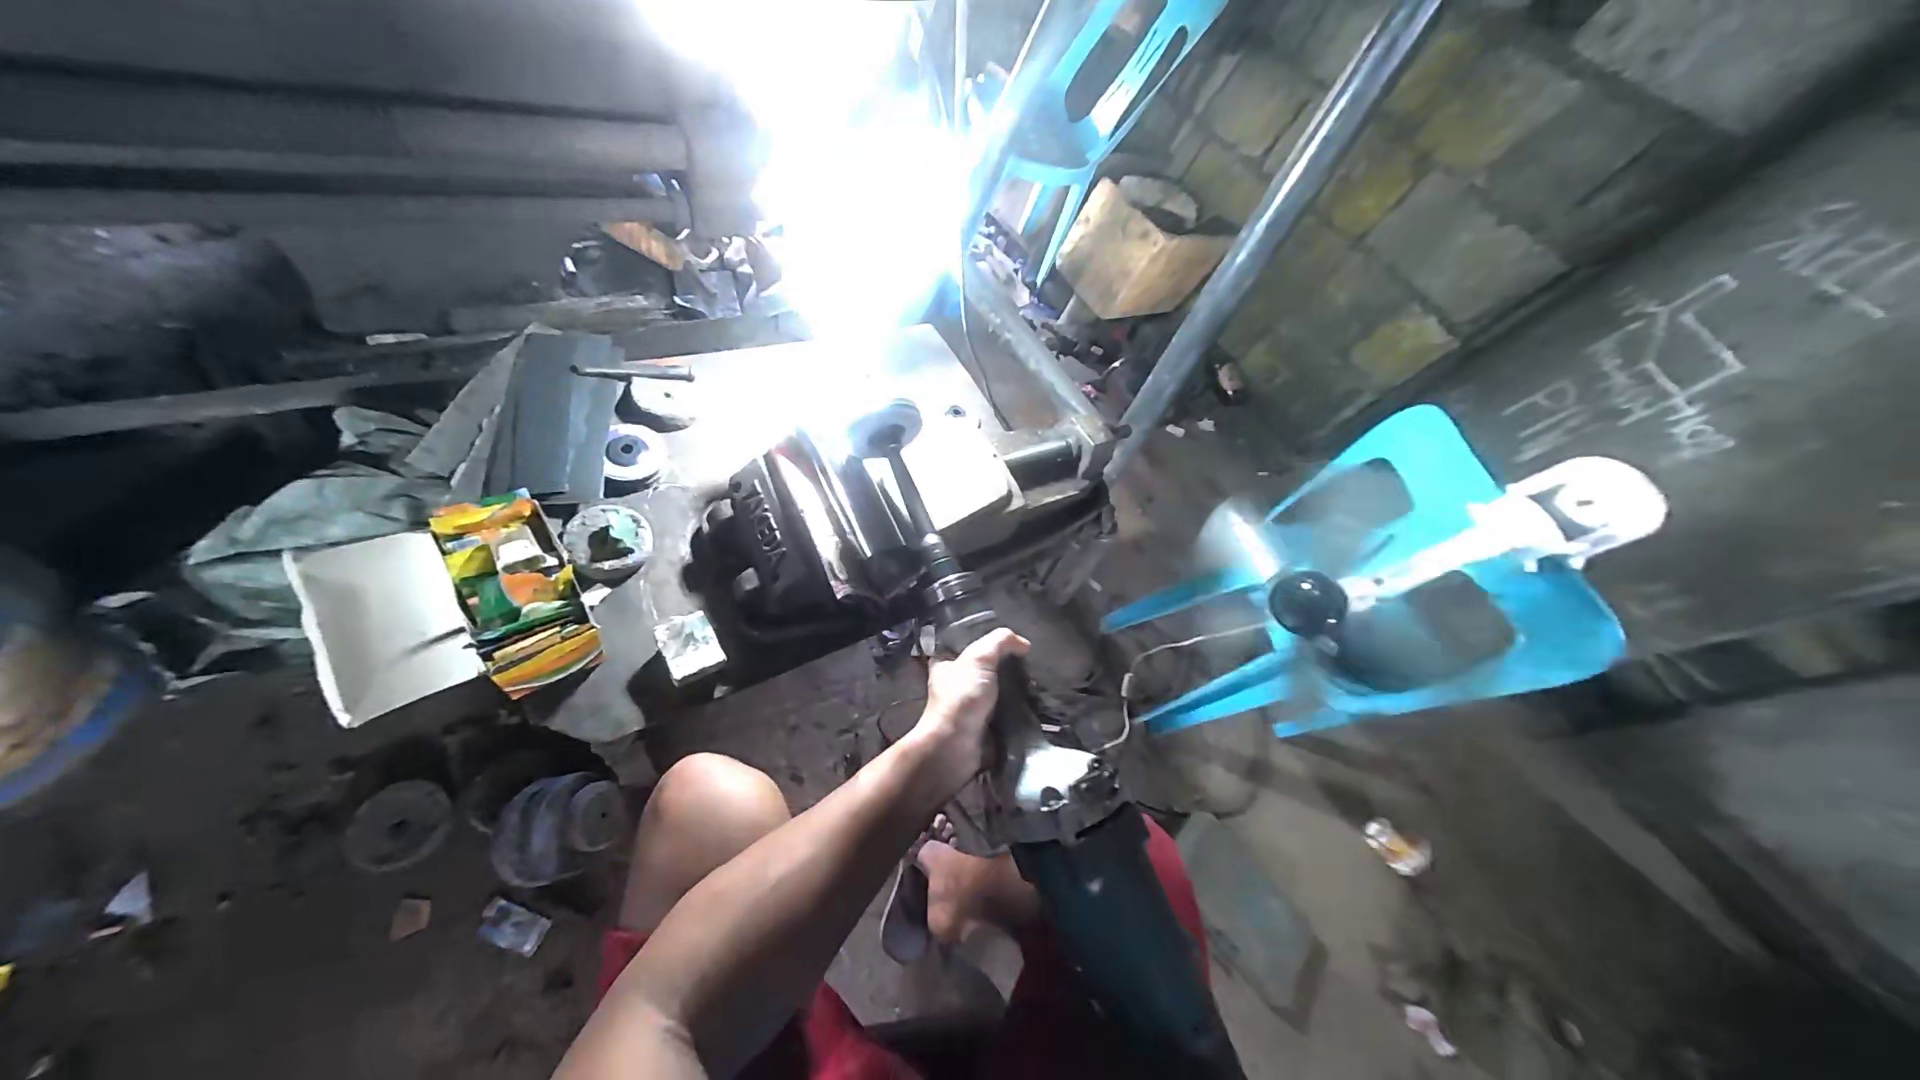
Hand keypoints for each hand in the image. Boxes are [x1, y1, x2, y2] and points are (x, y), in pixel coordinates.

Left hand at [906, 628, 1029, 798]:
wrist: (956, 747)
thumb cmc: (962, 697)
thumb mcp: (979, 657)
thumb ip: (1000, 641)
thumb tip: (1023, 644)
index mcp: (945, 665)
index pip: (964, 646)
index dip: (983, 641)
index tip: (1008, 641)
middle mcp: (956, 686)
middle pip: (986, 669)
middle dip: (1006, 667)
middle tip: (1031, 663)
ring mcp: (971, 708)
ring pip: (998, 692)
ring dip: (1016, 690)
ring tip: (1040, 682)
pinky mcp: (986, 728)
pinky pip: (1007, 714)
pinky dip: (1020, 710)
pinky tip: (1037, 702)